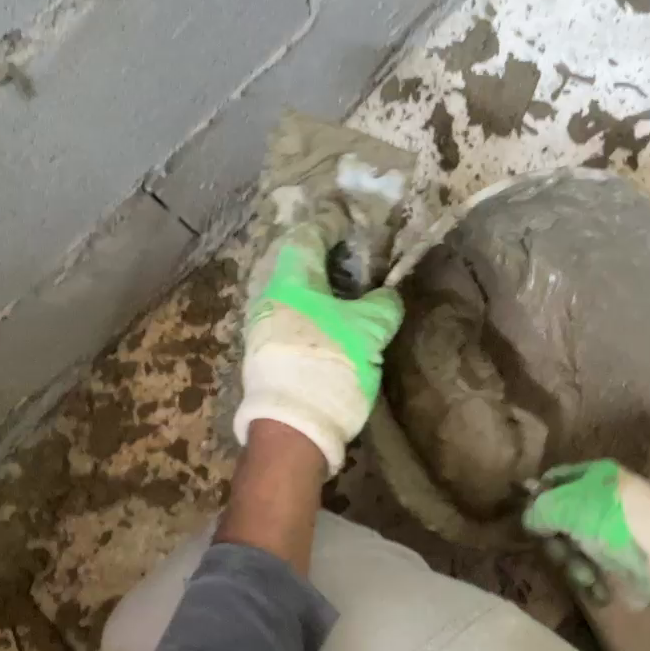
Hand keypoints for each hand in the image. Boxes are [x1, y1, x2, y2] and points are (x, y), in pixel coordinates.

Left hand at [233, 223, 403, 474]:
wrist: (293, 428)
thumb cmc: (331, 363)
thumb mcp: (371, 329)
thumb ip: (383, 303)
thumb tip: (387, 293)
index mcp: (292, 279)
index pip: (307, 235)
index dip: (331, 225)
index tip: (350, 222)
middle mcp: (269, 295)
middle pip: (297, 264)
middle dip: (325, 259)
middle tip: (354, 260)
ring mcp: (262, 326)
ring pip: (294, 293)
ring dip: (319, 289)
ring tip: (347, 295)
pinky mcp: (265, 353)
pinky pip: (291, 317)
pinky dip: (312, 312)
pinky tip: (330, 325)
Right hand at [523, 460, 649, 616]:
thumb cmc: (621, 525)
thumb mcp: (574, 507)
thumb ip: (542, 508)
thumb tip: (528, 517)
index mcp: (593, 477)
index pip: (553, 481)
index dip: (538, 499)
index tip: (528, 522)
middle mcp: (599, 501)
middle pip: (558, 520)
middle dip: (558, 542)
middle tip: (565, 553)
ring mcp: (609, 532)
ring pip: (571, 548)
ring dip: (575, 566)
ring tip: (589, 576)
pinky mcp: (618, 561)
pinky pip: (591, 569)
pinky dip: (592, 581)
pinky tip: (601, 589)